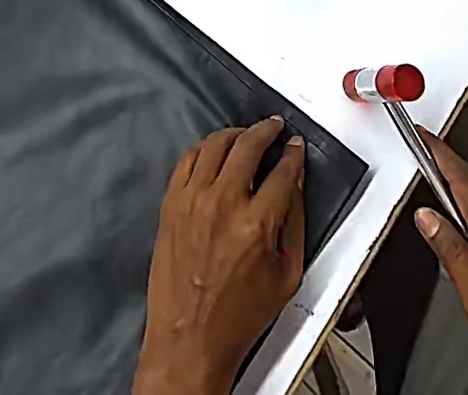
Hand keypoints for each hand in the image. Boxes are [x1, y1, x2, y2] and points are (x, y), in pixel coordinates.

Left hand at [132, 117, 306, 394]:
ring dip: (236, 133)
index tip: (295, 146)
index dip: (293, 153)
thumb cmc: (237, 315)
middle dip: (267, 130)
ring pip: (216, 144)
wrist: (189, 340)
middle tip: (274, 127)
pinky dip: (204, 148)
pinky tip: (214, 150)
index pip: (283, 170)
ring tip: (246, 133)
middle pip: (249, 144)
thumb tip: (296, 184)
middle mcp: (222, 205)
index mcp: (256, 225)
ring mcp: (192, 201)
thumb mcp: (287, 275)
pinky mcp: (171, 204)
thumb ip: (295, 222)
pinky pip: (187, 159)